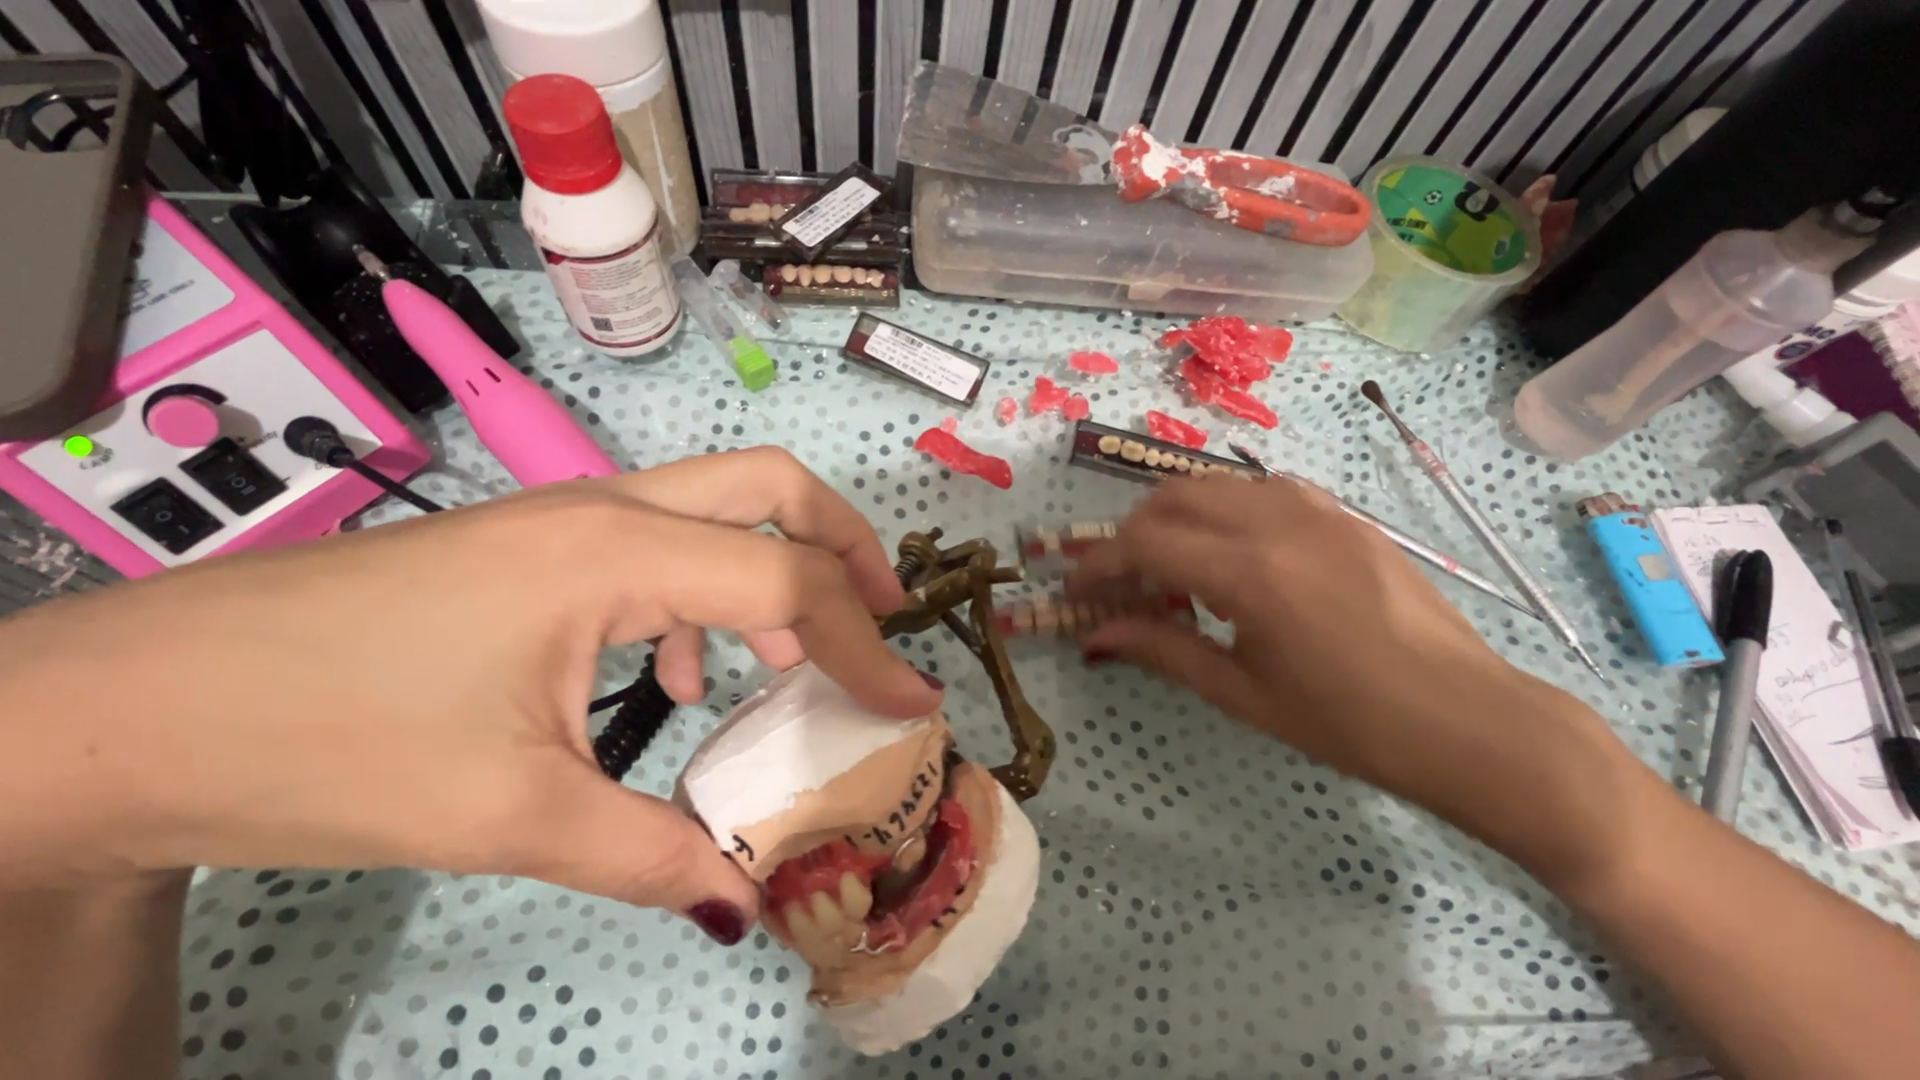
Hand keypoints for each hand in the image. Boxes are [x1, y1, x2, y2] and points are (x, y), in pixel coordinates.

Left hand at [0, 448, 941, 940]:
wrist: (132, 710)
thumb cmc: (327, 743)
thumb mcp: (509, 813)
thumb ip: (648, 854)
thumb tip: (744, 905)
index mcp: (611, 552)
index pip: (784, 580)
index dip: (867, 643)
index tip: (914, 704)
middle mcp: (602, 511)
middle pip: (768, 484)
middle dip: (845, 546)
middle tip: (885, 622)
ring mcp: (564, 520)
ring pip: (716, 506)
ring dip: (777, 569)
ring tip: (801, 660)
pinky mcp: (532, 548)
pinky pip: (658, 546)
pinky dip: (705, 597)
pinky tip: (678, 673)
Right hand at [1069, 475, 1636, 880]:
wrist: (1468, 719)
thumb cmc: (1349, 723)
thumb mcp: (1243, 693)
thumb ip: (1162, 650)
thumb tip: (1094, 635)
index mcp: (1251, 573)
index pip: (1145, 543)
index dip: (1098, 562)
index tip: (1074, 587)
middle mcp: (1279, 521)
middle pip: (1173, 498)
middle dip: (1131, 532)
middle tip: (1117, 579)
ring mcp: (1318, 510)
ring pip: (1218, 484)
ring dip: (1177, 515)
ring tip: (1169, 565)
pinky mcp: (1345, 516)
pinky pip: (1263, 490)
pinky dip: (1225, 509)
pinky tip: (1229, 552)